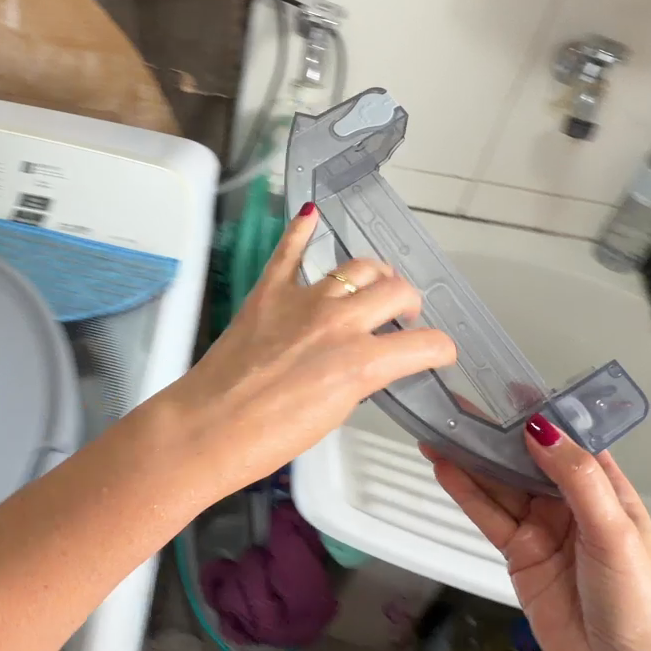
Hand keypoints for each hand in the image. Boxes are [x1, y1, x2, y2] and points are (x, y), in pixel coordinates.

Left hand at [147, 203, 456, 492]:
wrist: (210, 425)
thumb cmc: (270, 438)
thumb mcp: (335, 414)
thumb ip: (358, 378)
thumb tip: (364, 362)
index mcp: (361, 362)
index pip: (424, 344)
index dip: (439, 349)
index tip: (438, 351)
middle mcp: (339, 321)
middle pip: (396, 291)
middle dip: (409, 303)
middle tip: (402, 315)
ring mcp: (302, 299)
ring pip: (356, 266)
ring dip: (374, 273)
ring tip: (374, 281)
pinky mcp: (269, 290)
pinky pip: (289, 250)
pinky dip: (300, 229)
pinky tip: (310, 213)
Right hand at [425, 426, 650, 650]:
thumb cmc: (639, 610)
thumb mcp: (615, 535)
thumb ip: (577, 478)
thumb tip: (540, 427)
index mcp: (607, 492)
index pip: (569, 440)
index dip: (539, 412)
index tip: (506, 387)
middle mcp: (571, 504)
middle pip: (525, 457)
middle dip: (494, 432)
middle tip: (458, 406)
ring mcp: (542, 527)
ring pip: (500, 481)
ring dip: (471, 457)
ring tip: (440, 430)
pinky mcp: (518, 552)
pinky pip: (487, 513)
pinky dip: (464, 489)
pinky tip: (444, 467)